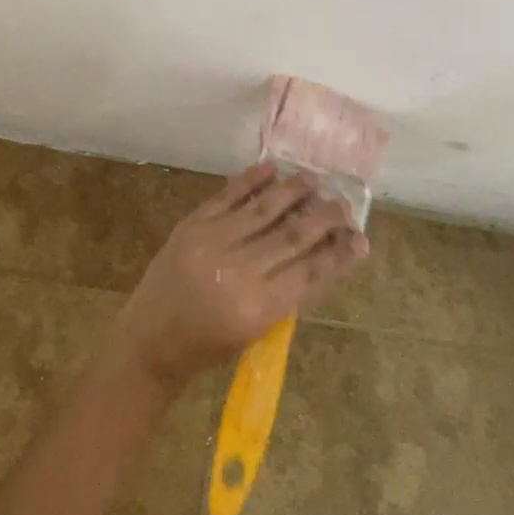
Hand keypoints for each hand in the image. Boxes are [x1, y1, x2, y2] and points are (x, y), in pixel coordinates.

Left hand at [111, 161, 369, 386]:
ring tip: (314, 177)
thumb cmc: (209, 346)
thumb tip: (322, 256)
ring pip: (263, 209)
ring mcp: (213, 243)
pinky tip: (271, 168)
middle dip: (323, 217)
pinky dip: (250, 180)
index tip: (362, 239)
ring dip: (292, 191)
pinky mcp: (192, 225)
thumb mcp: (255, 330)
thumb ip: (287, 294)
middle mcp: (238, 271)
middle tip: (343, 203)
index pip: (310, 272)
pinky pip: (227, 197)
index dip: (339, 255)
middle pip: (292, 235)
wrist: (151, 340)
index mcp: (258, 307)